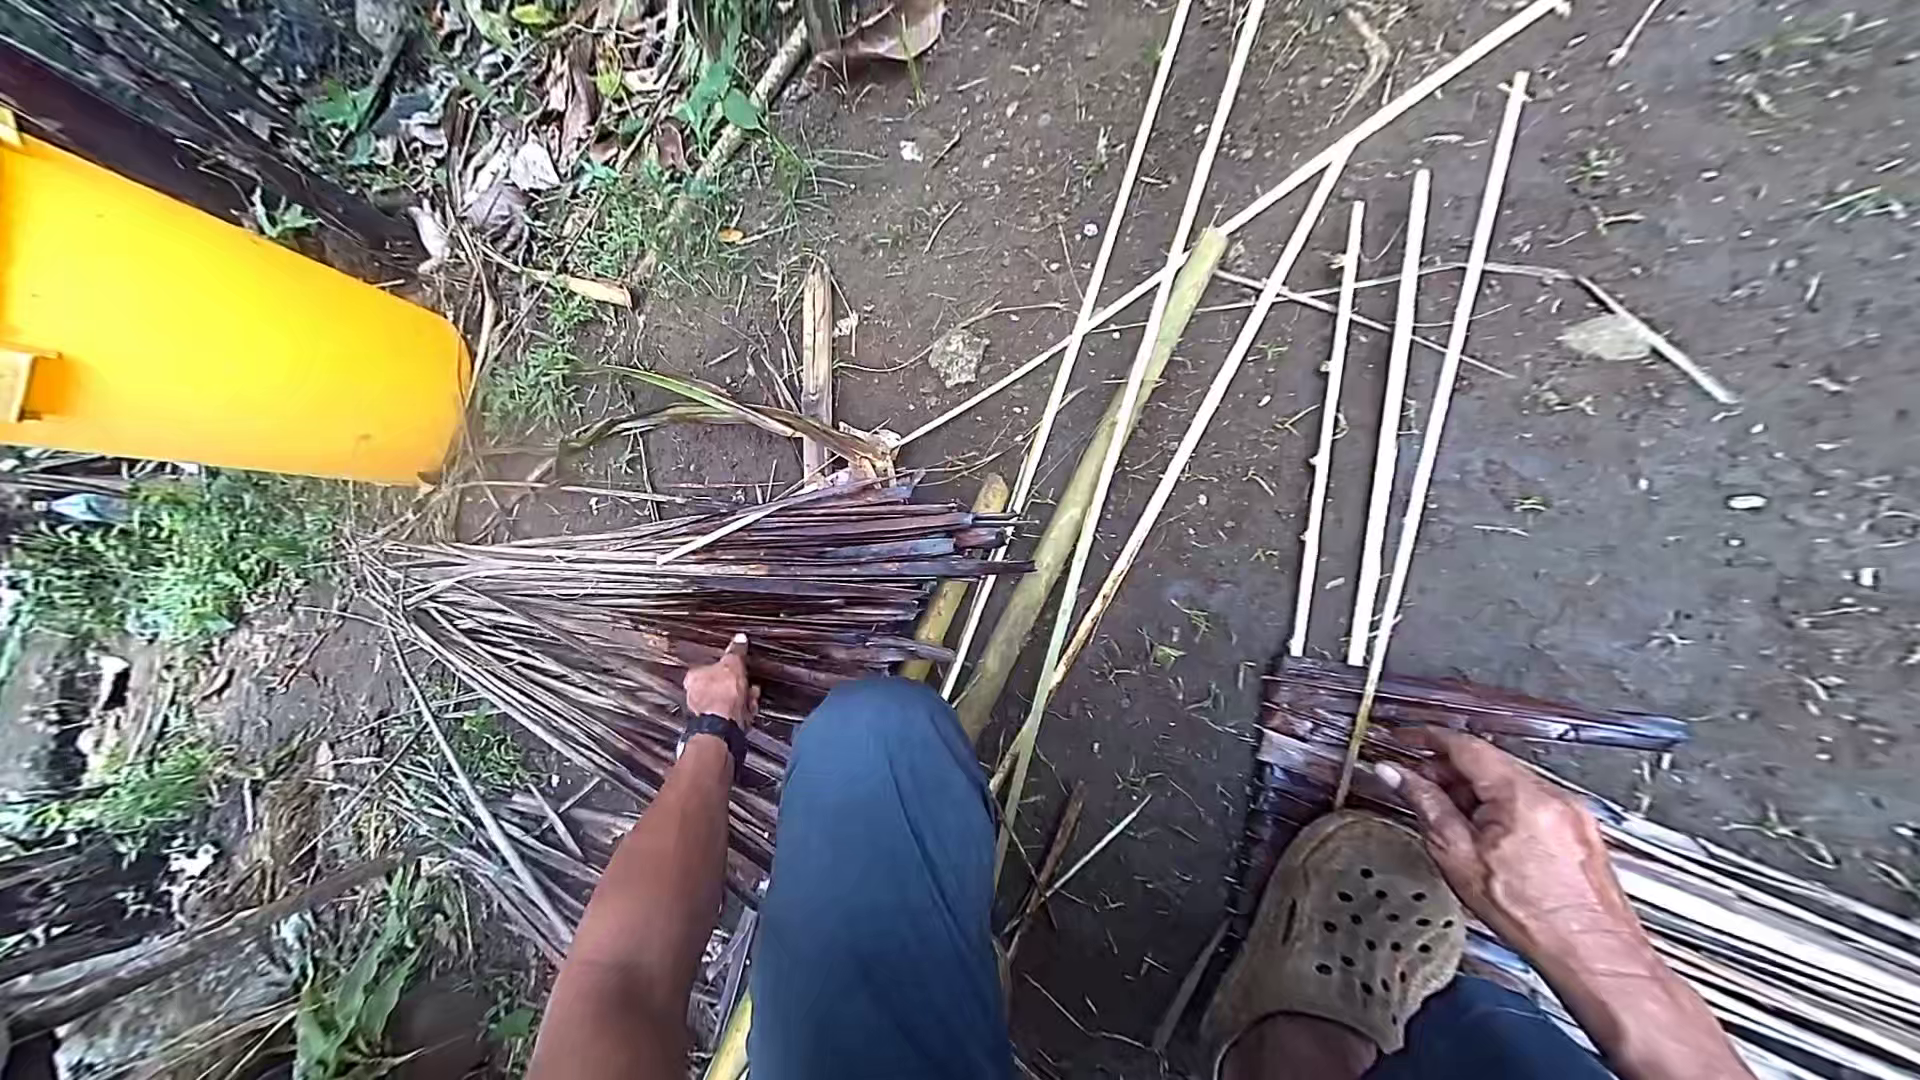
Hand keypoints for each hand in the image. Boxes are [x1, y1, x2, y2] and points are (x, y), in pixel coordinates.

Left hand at [682, 633, 756, 727]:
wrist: (724, 726)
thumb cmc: (721, 695)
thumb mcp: (733, 664)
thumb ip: (736, 651)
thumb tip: (740, 639)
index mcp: (693, 677)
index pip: (711, 666)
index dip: (729, 666)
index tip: (740, 667)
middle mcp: (695, 695)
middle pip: (721, 683)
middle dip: (738, 683)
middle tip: (748, 682)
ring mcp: (705, 711)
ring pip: (729, 699)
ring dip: (742, 697)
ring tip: (751, 696)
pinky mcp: (716, 724)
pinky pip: (732, 713)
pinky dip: (741, 710)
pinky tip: (749, 708)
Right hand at [1379, 729, 1647, 968]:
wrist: (1595, 959)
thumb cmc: (1533, 915)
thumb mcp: (1455, 852)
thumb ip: (1423, 802)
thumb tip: (1393, 772)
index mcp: (1521, 796)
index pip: (1464, 745)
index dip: (1425, 736)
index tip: (1402, 736)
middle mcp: (1554, 797)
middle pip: (1485, 760)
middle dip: (1444, 768)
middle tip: (1414, 781)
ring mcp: (1572, 813)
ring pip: (1505, 779)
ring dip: (1469, 787)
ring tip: (1445, 813)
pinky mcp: (1579, 830)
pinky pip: (1527, 798)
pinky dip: (1495, 802)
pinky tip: (1479, 829)